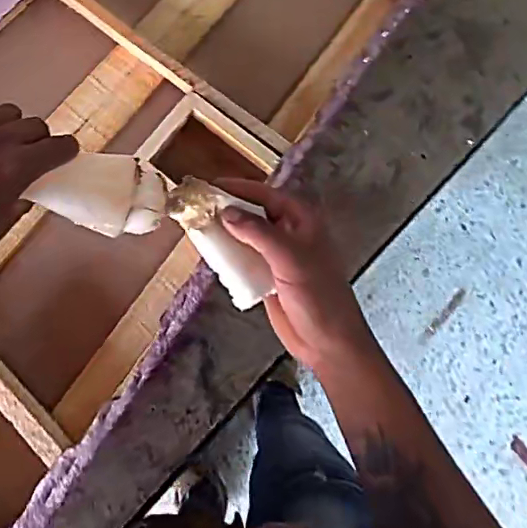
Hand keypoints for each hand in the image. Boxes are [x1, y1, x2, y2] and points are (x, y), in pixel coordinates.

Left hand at [0, 97, 76, 295]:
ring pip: (5, 112)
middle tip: (28, 157)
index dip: (65, 153)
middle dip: (38, 141)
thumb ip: (19, 201)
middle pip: (34, 125)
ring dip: (9, 127)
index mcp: (15, 169)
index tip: (62, 158)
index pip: (58, 146)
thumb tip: (26, 189)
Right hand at [214, 179, 381, 373]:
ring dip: (226, 232)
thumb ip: (258, 233)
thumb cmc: (318, 295)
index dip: (240, 188)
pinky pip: (244, 257)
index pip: (266, 194)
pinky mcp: (268, 275)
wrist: (327, 342)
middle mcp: (290, 232)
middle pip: (254, 212)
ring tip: (198, 226)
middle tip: (199, 205)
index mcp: (302, 219)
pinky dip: (229, 254)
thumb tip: (226, 212)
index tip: (212, 185)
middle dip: (229, 208)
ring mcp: (278, 254)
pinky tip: (211, 253)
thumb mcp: (289, 258)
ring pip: (247, 235)